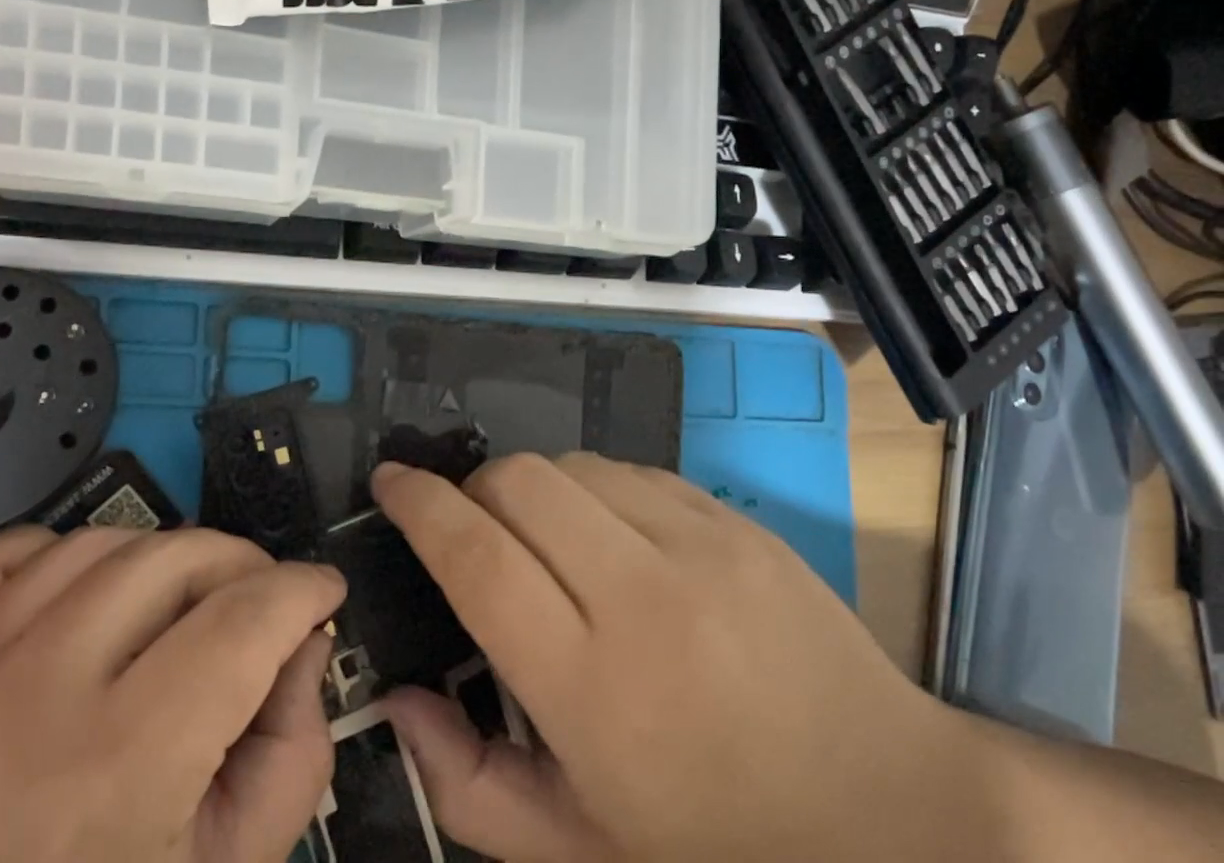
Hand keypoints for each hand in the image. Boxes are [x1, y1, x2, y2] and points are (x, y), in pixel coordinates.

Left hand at [0, 526, 345, 862]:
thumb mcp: (239, 859)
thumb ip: (294, 744)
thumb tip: (300, 636)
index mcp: (120, 765)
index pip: (236, 626)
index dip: (300, 592)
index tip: (324, 591)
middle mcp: (35, 694)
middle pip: (169, 562)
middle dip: (243, 567)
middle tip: (266, 605)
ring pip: (97, 543)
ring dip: (164, 559)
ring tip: (188, 606)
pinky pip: (8, 553)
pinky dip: (66, 553)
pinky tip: (98, 594)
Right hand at [373, 453, 976, 862]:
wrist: (901, 820)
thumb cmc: (720, 845)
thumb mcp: (575, 847)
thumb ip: (465, 783)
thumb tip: (398, 699)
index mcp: (587, 683)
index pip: (475, 555)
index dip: (419, 505)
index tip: (389, 484)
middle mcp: (640, 598)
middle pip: (518, 484)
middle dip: (470, 490)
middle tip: (467, 529)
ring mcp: (702, 550)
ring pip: (573, 464)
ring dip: (532, 487)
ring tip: (539, 536)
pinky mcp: (743, 528)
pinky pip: (635, 471)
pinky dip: (594, 489)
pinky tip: (607, 537)